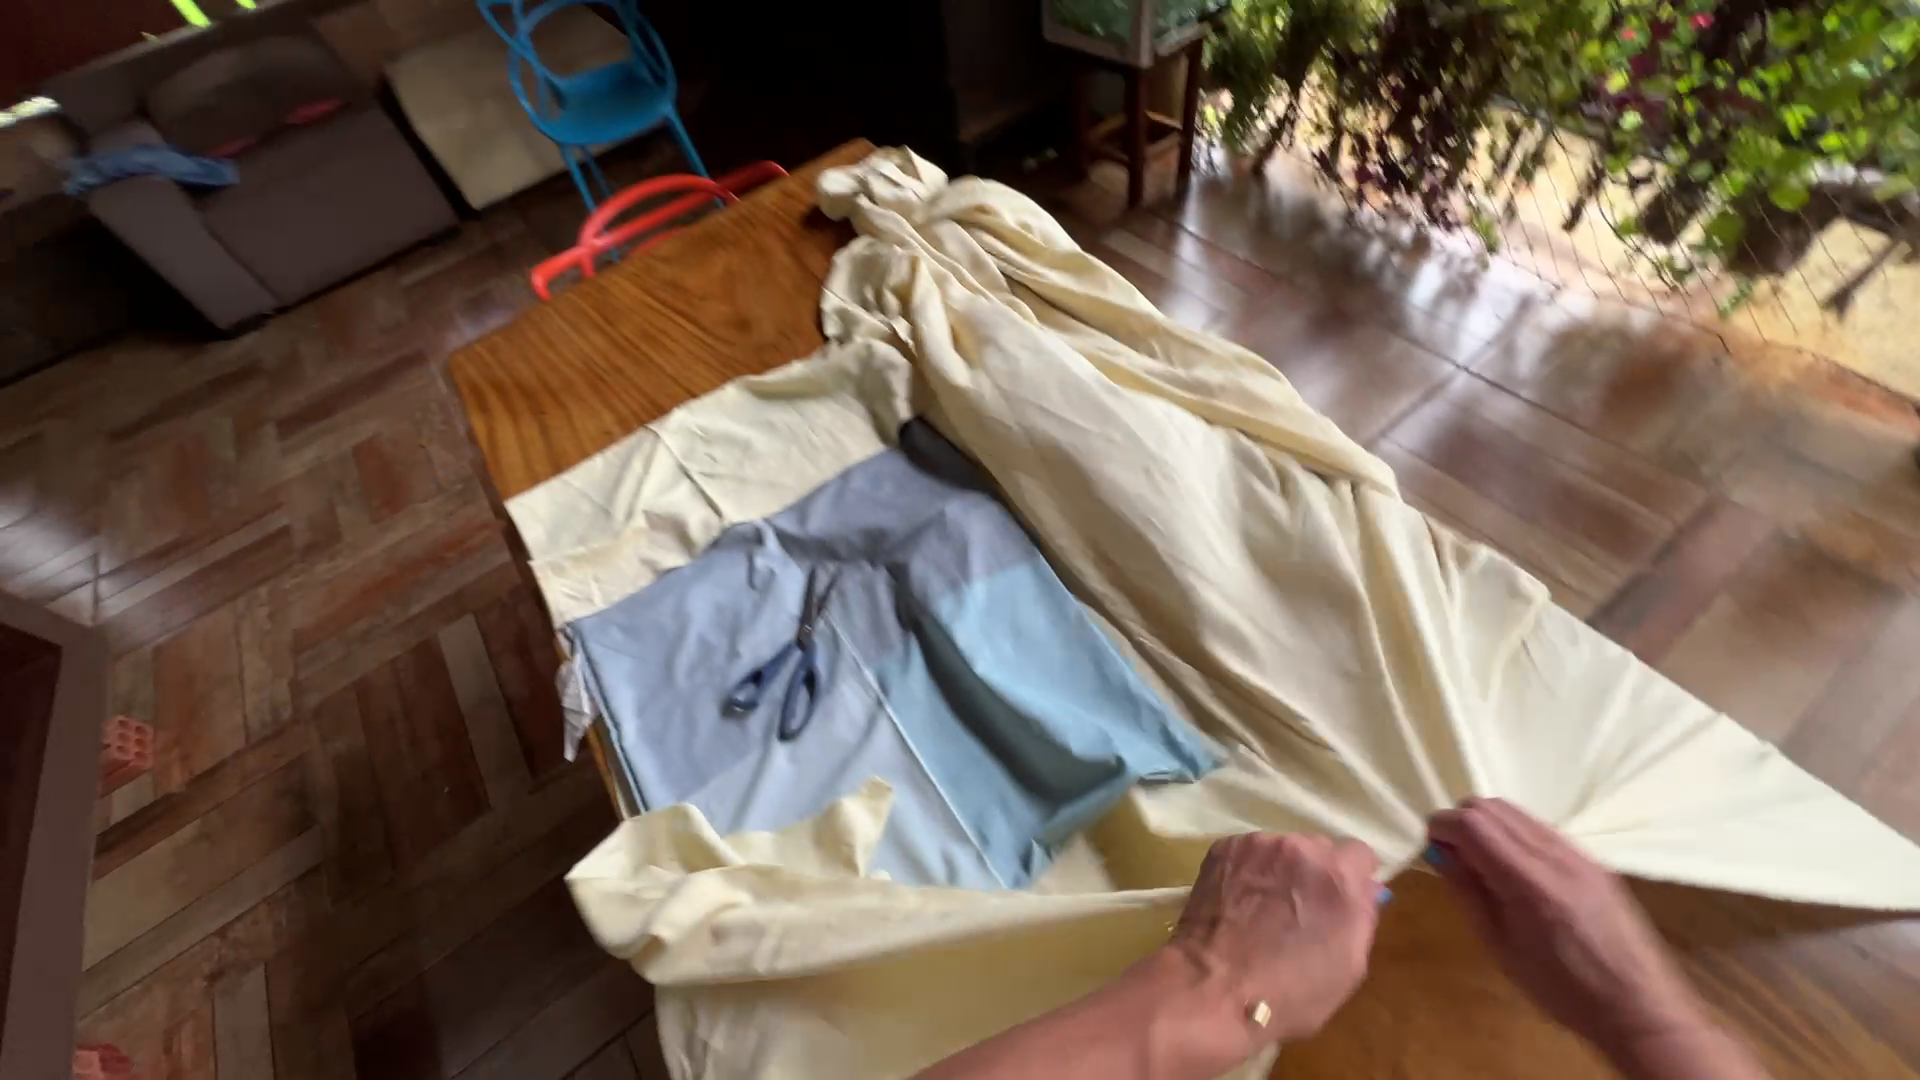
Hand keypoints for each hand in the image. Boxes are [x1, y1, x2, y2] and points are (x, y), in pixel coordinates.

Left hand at [1166, 833, 1381, 1043]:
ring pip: (1279, 848)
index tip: (1341, 895)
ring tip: (1264, 904)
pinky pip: (1247, 851)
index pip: (1359, 853)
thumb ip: (1361, 913)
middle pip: (1316, 847)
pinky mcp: (1223, 847)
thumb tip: (1365, 886)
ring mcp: (1256, 843)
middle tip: (1300, 905)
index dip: (1352, 875)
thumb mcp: (1350, 963)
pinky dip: (1248, 868)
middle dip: (1314, 871)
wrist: (1217, 983)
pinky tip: (1239, 897)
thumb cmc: (1293, 988)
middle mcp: (1299, 848)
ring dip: (1279, 868)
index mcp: (1338, 876)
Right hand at [1427, 798, 1708, 1057]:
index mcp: (1530, 883)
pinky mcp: (1592, 860)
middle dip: (1460, 823)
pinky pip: (1537, 825)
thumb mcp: (1499, 944)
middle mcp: (1556, 857)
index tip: (1433, 851)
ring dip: (1486, 825)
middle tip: (1455, 858)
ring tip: (1484, 862)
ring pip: (1512, 810)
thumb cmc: (1561, 988)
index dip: (1440, 828)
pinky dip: (1512, 832)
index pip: (1470, 823)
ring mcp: (1579, 855)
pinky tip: (1514, 868)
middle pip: (1488, 807)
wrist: (1642, 1011)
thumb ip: (1466, 890)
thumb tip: (1435, 851)